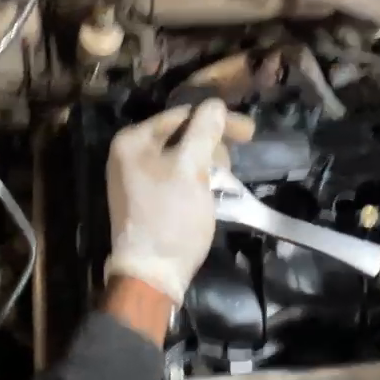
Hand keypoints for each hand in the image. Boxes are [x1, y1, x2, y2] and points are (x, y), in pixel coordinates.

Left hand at [105, 100, 253, 303]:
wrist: (151, 274)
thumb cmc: (171, 217)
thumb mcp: (191, 169)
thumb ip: (204, 131)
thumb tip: (215, 105)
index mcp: (133, 140)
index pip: (182, 115)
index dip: (218, 121)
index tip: (250, 133)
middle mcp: (129, 153)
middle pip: (182, 135)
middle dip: (212, 147)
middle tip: (230, 168)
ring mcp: (135, 177)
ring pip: (182, 157)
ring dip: (207, 165)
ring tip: (222, 183)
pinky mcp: (146, 198)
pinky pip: (176, 176)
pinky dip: (196, 180)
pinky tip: (210, 192)